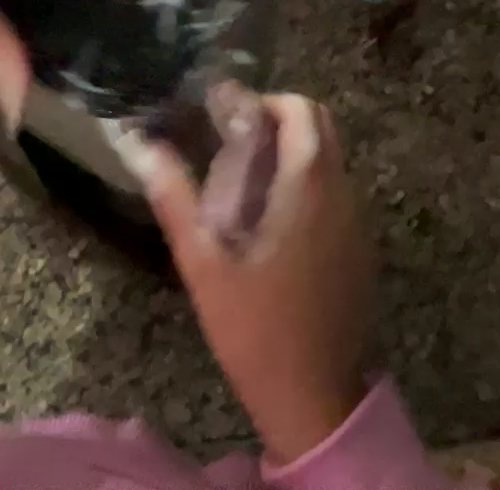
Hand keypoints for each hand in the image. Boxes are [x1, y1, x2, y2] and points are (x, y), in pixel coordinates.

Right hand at [129, 95, 373, 463]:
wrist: (315, 396)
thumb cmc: (254, 327)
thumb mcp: (203, 263)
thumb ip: (174, 198)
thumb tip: (140, 146)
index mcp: (308, 186)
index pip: (301, 110)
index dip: (265, 101)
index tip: (226, 115)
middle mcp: (341, 192)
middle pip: (321, 126)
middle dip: (280, 119)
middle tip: (234, 139)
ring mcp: (357, 220)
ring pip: (331, 157)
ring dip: (294, 149)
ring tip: (246, 173)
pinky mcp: (360, 245)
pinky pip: (336, 189)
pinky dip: (308, 179)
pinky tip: (272, 215)